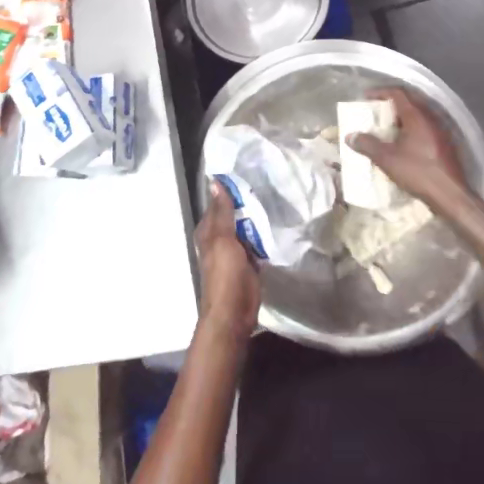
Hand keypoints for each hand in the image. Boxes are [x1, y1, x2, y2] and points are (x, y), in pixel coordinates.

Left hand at [195, 179, 259, 338]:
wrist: (234, 312)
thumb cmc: (225, 274)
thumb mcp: (223, 239)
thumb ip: (222, 212)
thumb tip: (215, 182)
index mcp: (208, 231)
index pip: (218, 203)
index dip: (229, 189)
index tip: (247, 172)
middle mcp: (219, 238)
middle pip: (233, 214)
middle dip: (246, 201)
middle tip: (267, 182)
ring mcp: (235, 251)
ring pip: (245, 228)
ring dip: (256, 217)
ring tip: (275, 197)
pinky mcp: (249, 262)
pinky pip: (256, 243)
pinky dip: (263, 234)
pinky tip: (275, 223)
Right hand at [346, 87, 470, 209]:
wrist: (450, 195)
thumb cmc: (418, 172)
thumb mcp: (387, 159)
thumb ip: (368, 145)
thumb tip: (351, 136)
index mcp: (417, 116)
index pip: (398, 93)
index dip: (380, 92)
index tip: (366, 97)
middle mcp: (431, 118)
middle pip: (410, 101)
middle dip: (391, 104)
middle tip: (376, 111)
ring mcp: (441, 130)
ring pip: (419, 115)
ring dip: (402, 116)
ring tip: (387, 126)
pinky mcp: (446, 144)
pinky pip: (426, 127)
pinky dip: (412, 128)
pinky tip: (404, 142)